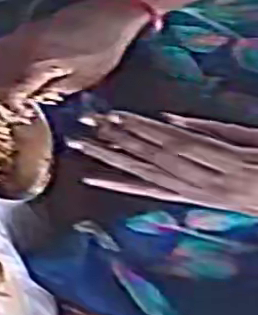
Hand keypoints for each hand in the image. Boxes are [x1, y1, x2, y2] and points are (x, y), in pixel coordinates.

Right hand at [0, 0, 147, 119]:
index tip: (21, 117)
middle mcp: (11, 56)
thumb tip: (33, 99)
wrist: (99, 16)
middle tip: (6, 111)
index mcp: (32, 68)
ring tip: (1, 97)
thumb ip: (54, 91)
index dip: (12, 108)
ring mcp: (5, 45)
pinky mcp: (7, 39)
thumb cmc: (99, 49)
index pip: (8, 94)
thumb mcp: (85, 78)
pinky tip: (2, 79)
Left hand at [71, 112, 257, 214]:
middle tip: (87, 120)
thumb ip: (219, 131)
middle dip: (120, 137)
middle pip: (158, 156)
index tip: (113, 113)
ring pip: (147, 173)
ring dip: (110, 157)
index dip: (145, 128)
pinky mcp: (198, 201)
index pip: (179, 144)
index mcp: (238, 164)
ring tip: (77, 143)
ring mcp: (204, 194)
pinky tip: (90, 179)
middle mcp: (215, 182)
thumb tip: (169, 119)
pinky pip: (154, 193)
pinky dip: (121, 186)